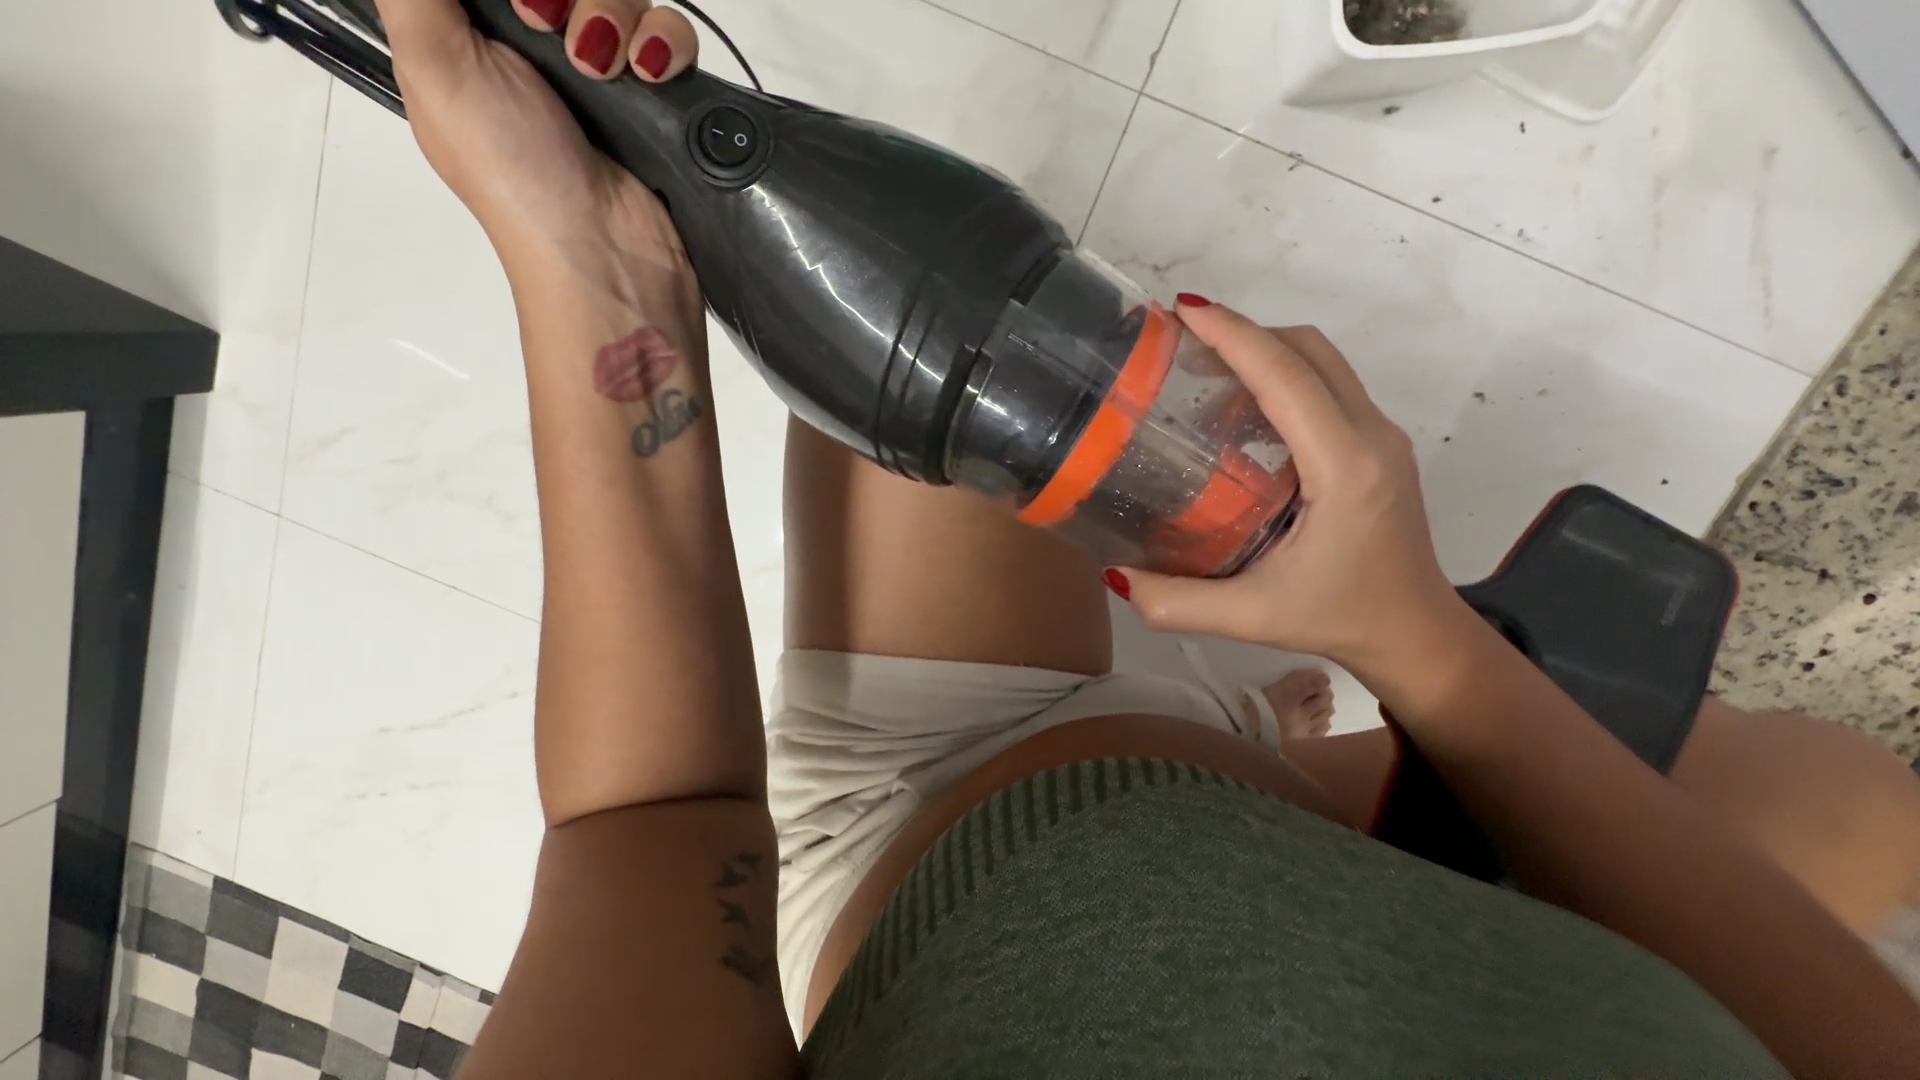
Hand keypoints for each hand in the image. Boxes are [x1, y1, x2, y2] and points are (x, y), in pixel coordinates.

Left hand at [371, 0, 699, 298]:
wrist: (606, 249)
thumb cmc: (514, 173)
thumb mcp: (432, 64)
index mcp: (473, 37)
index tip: (513, 5)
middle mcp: (538, 48)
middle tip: (546, 30)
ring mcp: (602, 71)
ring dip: (614, 16)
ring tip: (602, 69)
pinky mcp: (656, 95)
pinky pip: (671, 34)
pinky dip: (665, 44)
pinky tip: (648, 74)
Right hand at [1112, 303, 1473, 678]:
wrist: (1416, 633)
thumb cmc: (1340, 619)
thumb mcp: (1251, 617)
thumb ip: (1177, 602)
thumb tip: (1114, 574)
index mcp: (1345, 467)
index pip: (1286, 375)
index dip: (1233, 334)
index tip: (1183, 310)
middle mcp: (1372, 435)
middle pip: (1307, 349)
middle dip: (1243, 333)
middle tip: (1181, 346)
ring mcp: (1383, 436)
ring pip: (1322, 361)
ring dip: (1265, 352)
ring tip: (1203, 377)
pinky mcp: (1380, 445)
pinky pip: (1329, 384)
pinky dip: (1284, 377)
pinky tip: (1241, 417)